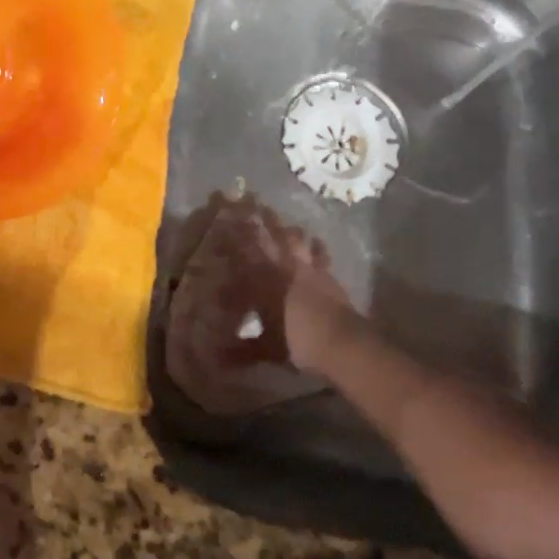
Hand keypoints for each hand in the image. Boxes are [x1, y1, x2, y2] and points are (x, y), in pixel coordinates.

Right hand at [202, 198, 358, 373]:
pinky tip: (315, 238)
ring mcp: (308, 268)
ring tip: (278, 215)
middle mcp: (284, 269)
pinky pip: (320, 254)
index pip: (244, 254)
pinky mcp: (327, 274)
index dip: (233, 236)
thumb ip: (242, 350)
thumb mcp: (267, 349)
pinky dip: (316, 246)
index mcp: (264, 283)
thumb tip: (216, 358)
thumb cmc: (298, 342)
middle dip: (258, 219)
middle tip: (250, 199)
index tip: (222, 219)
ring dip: (285, 227)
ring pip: (294, 239)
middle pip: (269, 237)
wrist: (341, 342)